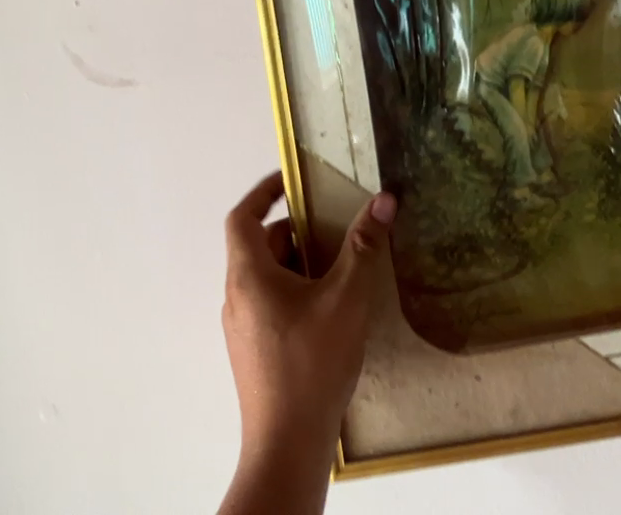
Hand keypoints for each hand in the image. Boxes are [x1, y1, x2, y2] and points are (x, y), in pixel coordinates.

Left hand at [221, 173, 395, 481]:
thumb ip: (364, 246)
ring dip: (298, 262)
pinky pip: (270, 303)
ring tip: (339, 265)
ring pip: (266, 278)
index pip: (242, 219)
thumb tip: (383, 200)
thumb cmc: (312, 362)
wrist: (288, 441)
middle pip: (258, 247)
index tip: (290, 180)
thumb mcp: (346, 298)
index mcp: (248, 277)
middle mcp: (237, 298)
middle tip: (332, 226)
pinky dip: (296, 289)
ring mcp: (242, 328)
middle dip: (295, 231)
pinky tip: (330, 307)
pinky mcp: (254, 351)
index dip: (263, 192)